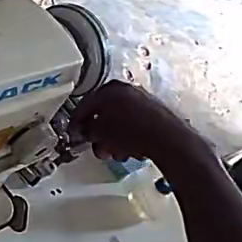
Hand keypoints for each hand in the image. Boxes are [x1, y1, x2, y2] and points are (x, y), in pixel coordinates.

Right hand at [73, 81, 213, 165]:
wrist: (167, 139)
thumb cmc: (131, 131)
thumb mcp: (100, 132)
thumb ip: (87, 130)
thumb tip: (84, 131)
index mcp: (109, 89)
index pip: (86, 104)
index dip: (77, 121)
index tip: (75, 133)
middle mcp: (126, 90)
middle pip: (104, 113)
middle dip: (100, 134)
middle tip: (98, 148)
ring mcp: (143, 100)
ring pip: (120, 120)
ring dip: (115, 138)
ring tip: (117, 153)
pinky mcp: (157, 113)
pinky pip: (135, 124)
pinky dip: (130, 136)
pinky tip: (131, 150)